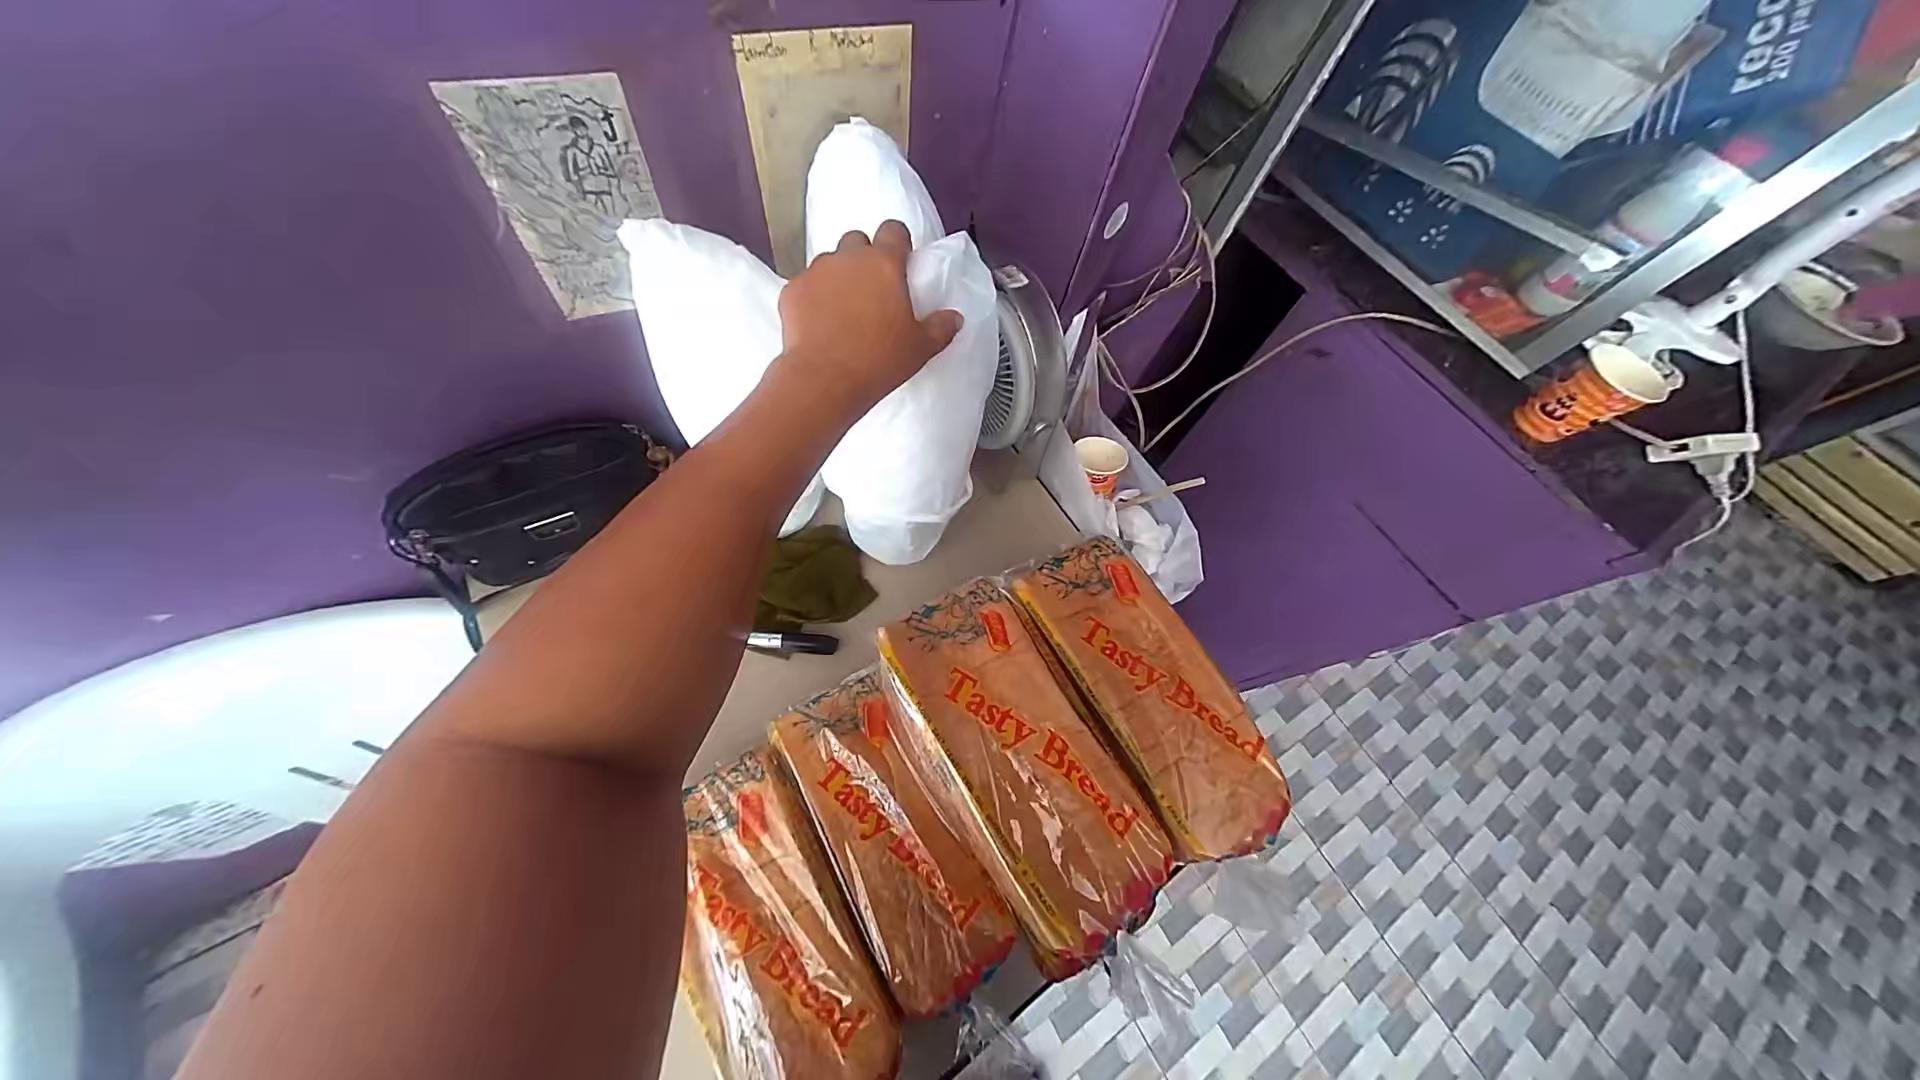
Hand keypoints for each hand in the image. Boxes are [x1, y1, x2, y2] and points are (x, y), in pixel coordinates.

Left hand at [774, 219, 963, 418]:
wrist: (824, 379)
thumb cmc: (878, 361)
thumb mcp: (920, 348)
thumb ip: (941, 327)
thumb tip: (954, 318)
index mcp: (884, 264)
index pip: (893, 230)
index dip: (898, 243)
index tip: (900, 262)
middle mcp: (848, 258)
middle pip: (856, 241)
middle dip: (863, 258)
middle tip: (871, 292)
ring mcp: (816, 271)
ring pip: (829, 263)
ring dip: (837, 279)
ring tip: (843, 312)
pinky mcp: (791, 291)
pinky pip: (805, 287)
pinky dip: (812, 299)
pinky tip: (819, 326)